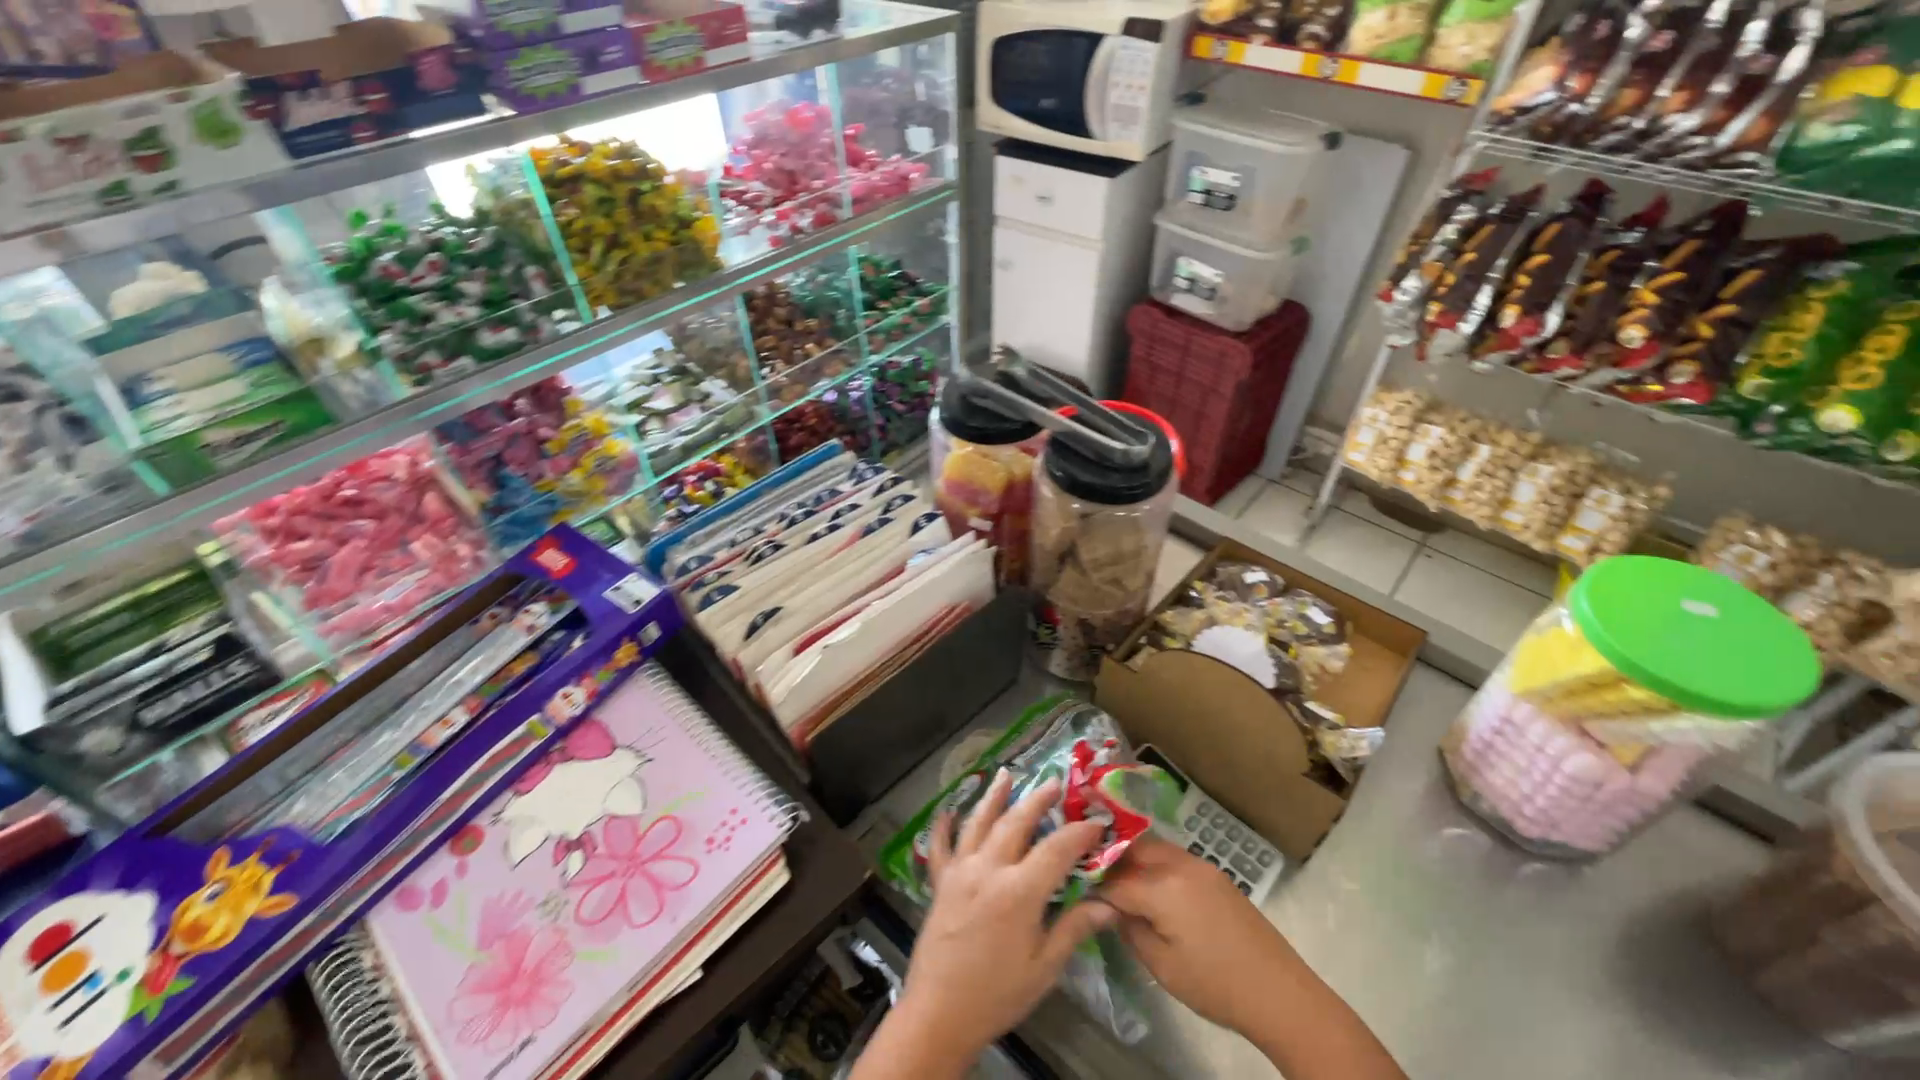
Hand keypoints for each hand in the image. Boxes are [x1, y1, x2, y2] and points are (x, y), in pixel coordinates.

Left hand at [896, 769, 1115, 1062]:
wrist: (939, 1013)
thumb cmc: (998, 994)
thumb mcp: (1044, 967)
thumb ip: (1074, 928)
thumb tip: (1110, 905)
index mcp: (1020, 891)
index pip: (1058, 849)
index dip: (1080, 832)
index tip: (1098, 822)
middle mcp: (988, 870)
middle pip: (1016, 822)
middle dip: (1038, 800)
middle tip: (1054, 782)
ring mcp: (960, 873)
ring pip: (978, 824)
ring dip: (993, 797)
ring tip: (1005, 775)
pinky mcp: (940, 884)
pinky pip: (941, 847)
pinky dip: (944, 826)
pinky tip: (947, 811)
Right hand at [1097, 835, 1294, 1034]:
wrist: (1279, 992)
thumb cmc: (1215, 984)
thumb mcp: (1161, 964)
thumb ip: (1129, 928)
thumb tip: (1109, 907)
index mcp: (1163, 887)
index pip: (1112, 878)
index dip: (1090, 885)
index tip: (1072, 892)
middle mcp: (1180, 865)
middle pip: (1132, 848)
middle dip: (1108, 859)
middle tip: (1089, 879)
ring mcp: (1201, 866)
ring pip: (1153, 848)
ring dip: (1131, 859)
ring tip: (1115, 883)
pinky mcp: (1215, 876)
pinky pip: (1173, 858)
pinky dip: (1153, 866)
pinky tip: (1148, 889)